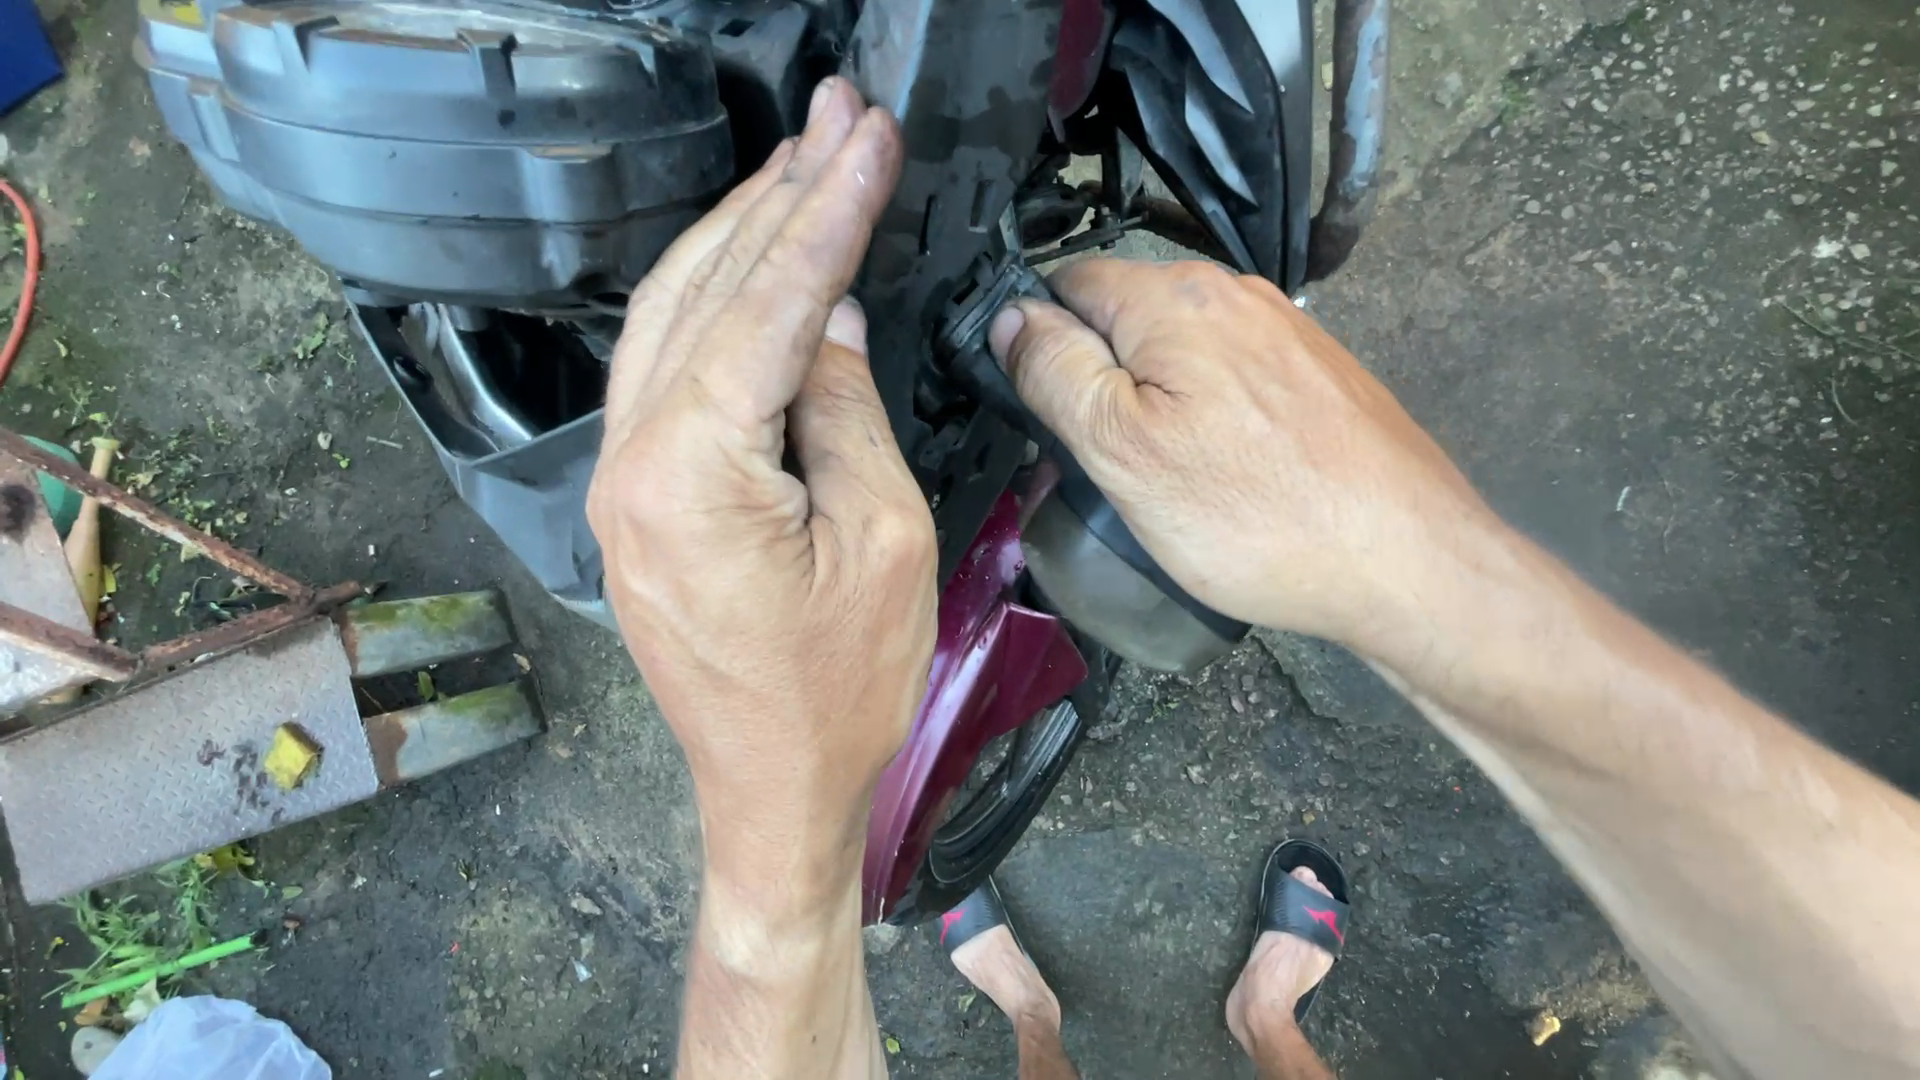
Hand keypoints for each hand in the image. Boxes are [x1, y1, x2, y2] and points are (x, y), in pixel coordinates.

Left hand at [588, 79, 929, 888]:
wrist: (777, 787)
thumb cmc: (844, 688)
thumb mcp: (886, 541)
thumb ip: (848, 415)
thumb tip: (833, 324)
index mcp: (693, 474)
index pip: (769, 306)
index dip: (827, 213)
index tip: (870, 138)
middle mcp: (632, 464)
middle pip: (706, 292)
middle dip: (778, 197)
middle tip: (838, 120)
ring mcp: (624, 483)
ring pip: (675, 321)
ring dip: (741, 240)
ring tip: (803, 172)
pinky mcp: (642, 502)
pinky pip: (672, 375)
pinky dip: (719, 310)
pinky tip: (758, 275)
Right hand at [989, 258, 1494, 656]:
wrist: (1404, 562)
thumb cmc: (1250, 514)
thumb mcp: (1121, 450)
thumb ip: (1056, 373)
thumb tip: (1010, 318)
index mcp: (1174, 298)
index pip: (1066, 285)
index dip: (1039, 343)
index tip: (1044, 414)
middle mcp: (1233, 294)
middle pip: (1123, 318)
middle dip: (1094, 377)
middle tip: (1095, 463)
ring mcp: (1282, 330)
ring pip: (1175, 350)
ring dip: (1146, 399)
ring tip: (1156, 477)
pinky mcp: (1314, 373)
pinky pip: (1227, 375)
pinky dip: (1200, 411)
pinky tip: (1217, 470)